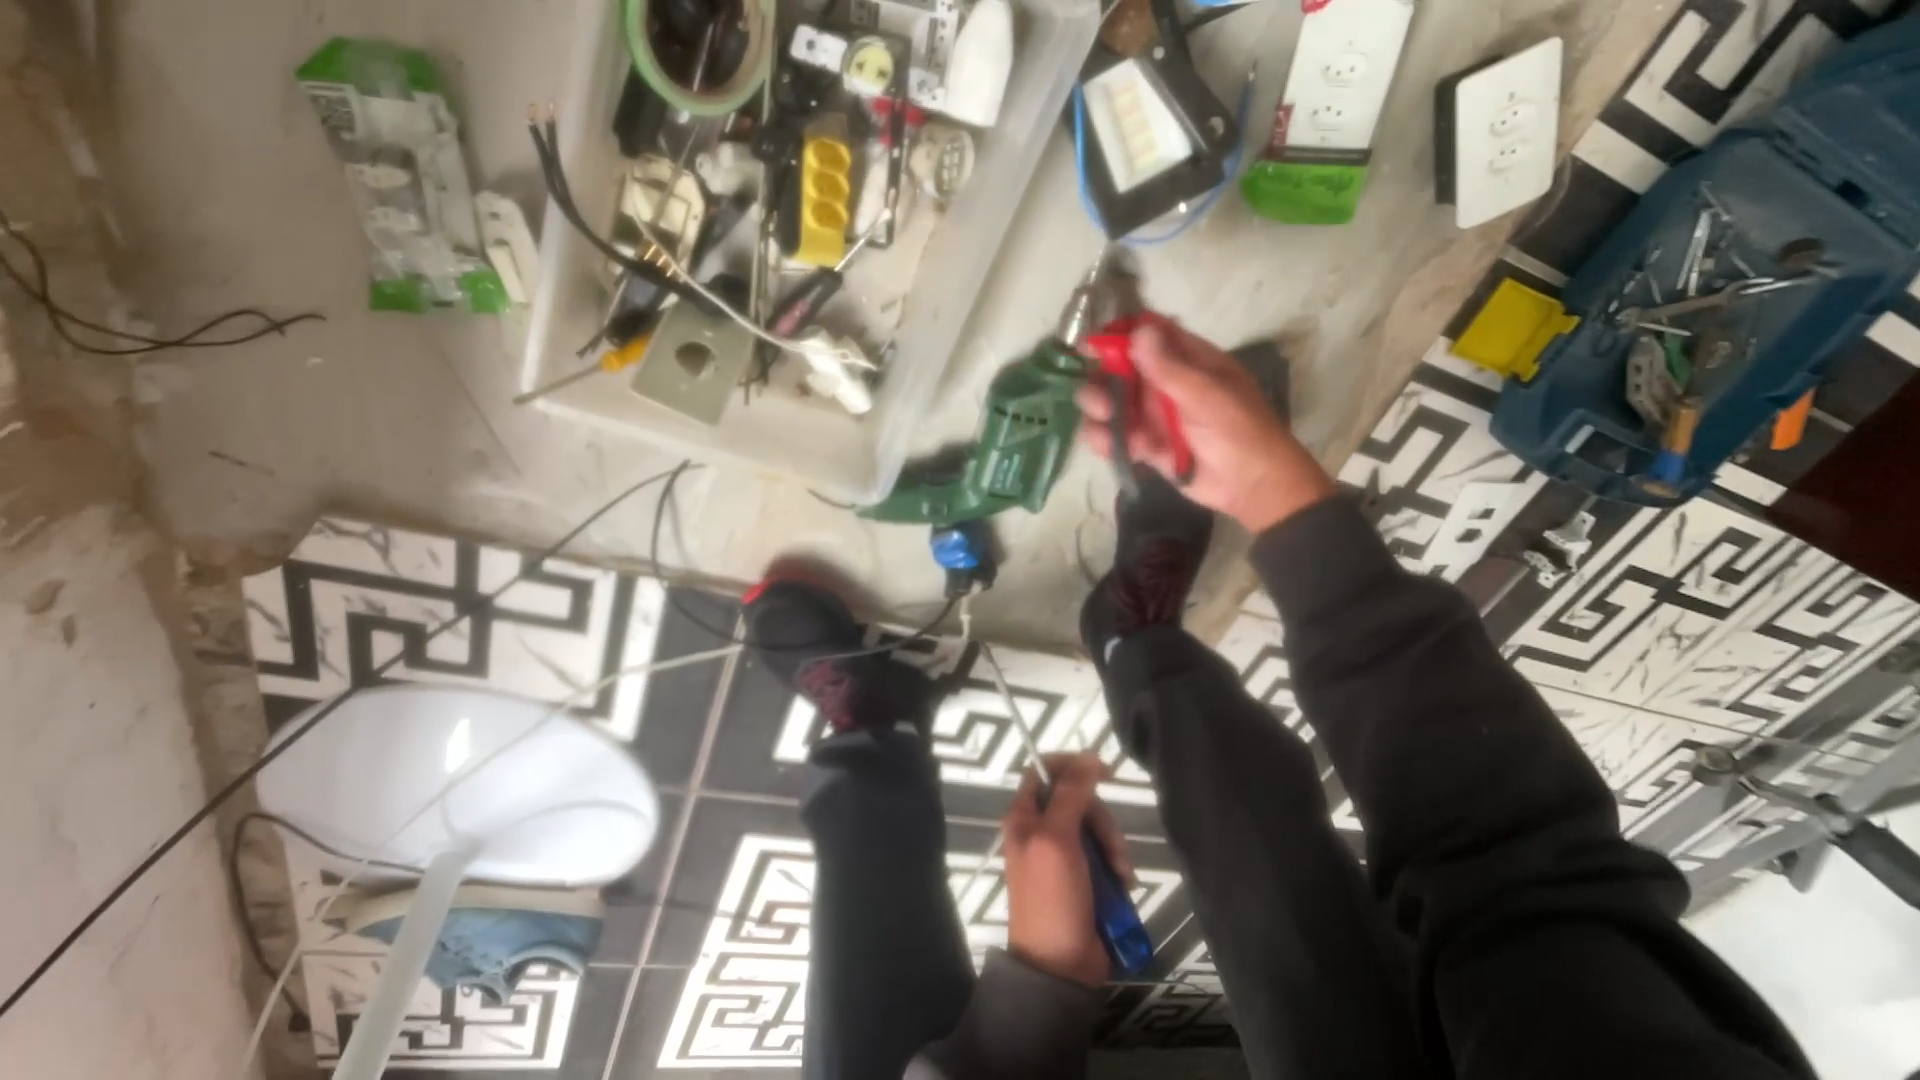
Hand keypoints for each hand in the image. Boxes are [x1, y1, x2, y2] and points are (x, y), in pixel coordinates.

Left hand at [1001, 753, 1131, 987]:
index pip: (1045, 771)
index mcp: (1024, 817)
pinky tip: (1123, 885)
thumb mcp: (1057, 839)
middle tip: (1111, 849)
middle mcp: (1041, 830)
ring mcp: (1063, 855)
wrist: (1060, 965)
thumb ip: (1071, 794)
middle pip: (1079, 801)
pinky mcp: (1084, 877)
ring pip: (1097, 829)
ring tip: (1120, 876)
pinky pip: (1106, 856)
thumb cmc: (1051, 898)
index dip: (1073, 765)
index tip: (1105, 771)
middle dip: (1102, 822)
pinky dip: (1117, 867)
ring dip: (1114, 848)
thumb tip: (1088, 756)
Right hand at [1077, 320, 1336, 533]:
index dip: (1118, 334)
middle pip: (1120, 368)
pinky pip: (1115, 436)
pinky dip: (1104, 439)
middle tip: (1101, 398)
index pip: (1149, 334)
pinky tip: (1108, 445)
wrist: (1252, 484)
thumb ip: (1170, 366)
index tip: (1091, 346)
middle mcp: (1165, 383)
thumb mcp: (1207, 394)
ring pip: (1111, 401)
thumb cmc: (1240, 430)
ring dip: (1099, 408)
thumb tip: (1139, 331)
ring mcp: (1154, 414)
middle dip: (1102, 378)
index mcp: (1188, 360)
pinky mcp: (1146, 445)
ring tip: (1107, 421)